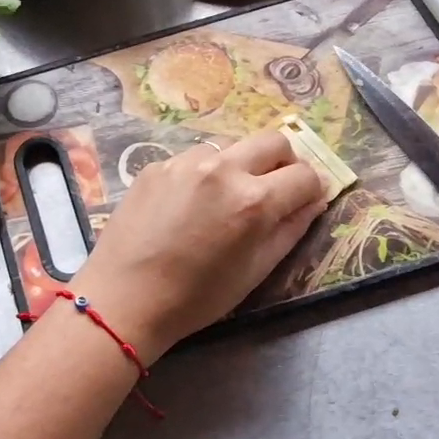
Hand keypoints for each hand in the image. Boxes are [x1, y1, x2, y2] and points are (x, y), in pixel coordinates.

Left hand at [71, 131, 327, 357]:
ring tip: (226, 198)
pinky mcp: (157, 165)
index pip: (305, 174)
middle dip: (284, 162)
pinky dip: (204, 173)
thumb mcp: (255, 270)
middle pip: (273, 140)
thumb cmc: (196, 297)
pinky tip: (189, 204)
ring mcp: (185, 161)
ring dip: (241, 163)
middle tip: (275, 189)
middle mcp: (222, 168)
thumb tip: (314, 200)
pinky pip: (194, 157)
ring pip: (232, 144)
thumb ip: (290, 229)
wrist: (124, 298)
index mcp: (253, 200)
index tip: (305, 200)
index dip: (312, 189)